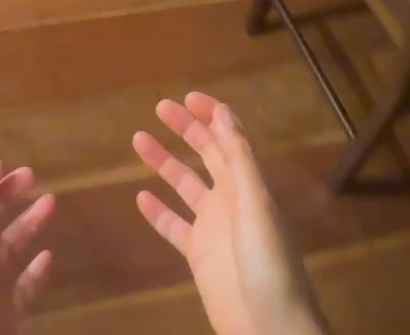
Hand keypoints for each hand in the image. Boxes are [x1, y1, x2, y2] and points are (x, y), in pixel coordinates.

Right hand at [132, 94, 327, 334]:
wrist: (271, 329)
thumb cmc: (270, 263)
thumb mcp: (257, 204)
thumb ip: (239, 158)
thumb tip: (223, 112)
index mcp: (249, 183)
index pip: (230, 137)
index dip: (212, 115)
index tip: (187, 97)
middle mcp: (231, 198)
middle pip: (206, 153)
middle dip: (186, 128)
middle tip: (160, 107)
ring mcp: (214, 227)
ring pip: (184, 184)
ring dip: (164, 161)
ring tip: (138, 138)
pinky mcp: (199, 255)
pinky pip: (174, 226)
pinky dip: (158, 210)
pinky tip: (140, 196)